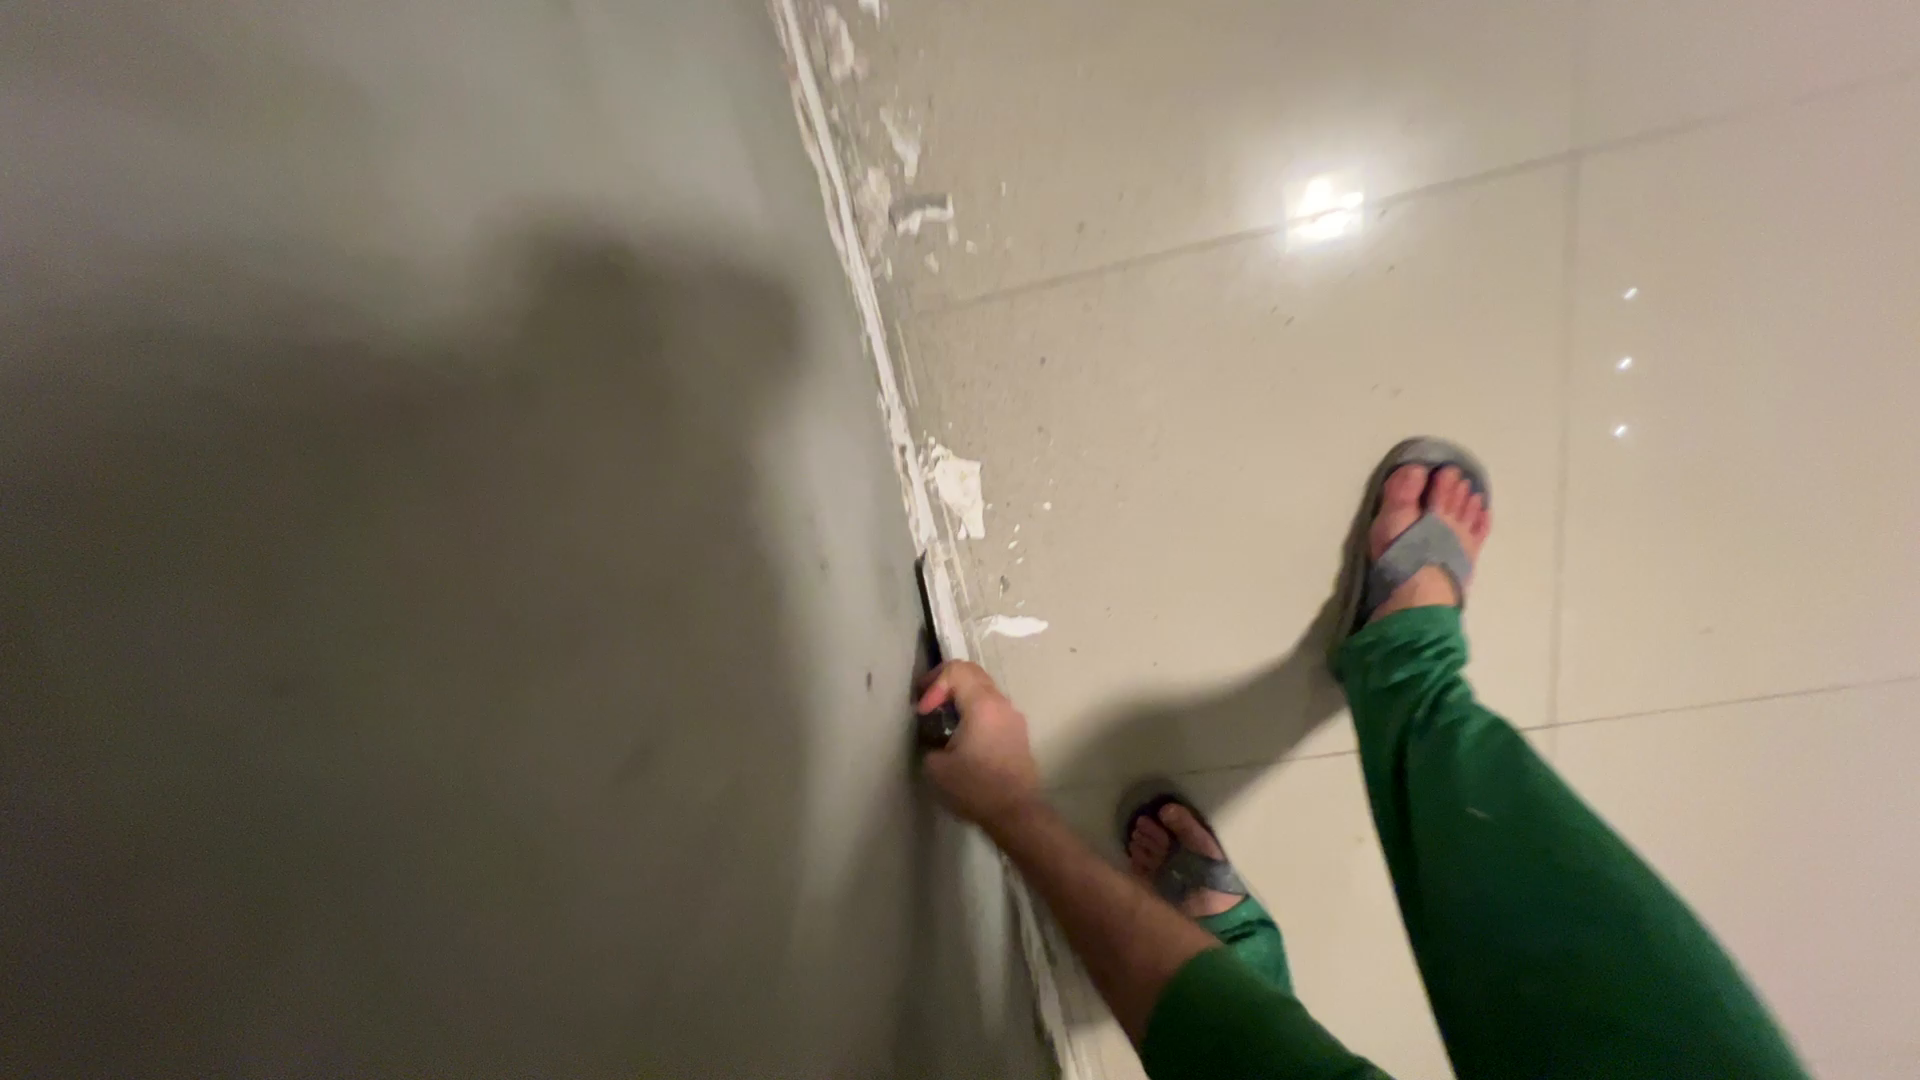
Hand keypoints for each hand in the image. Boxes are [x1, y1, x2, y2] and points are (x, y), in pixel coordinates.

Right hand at [917, 661, 1042, 830]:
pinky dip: (974, 708)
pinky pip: (993, 707)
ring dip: (961, 695)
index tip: (924, 712)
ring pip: (984, 688)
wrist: (1016, 813)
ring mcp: (1013, 716)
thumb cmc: (975, 787)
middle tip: (926, 700)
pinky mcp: (1018, 732)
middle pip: (972, 672)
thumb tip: (937, 739)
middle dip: (945, 681)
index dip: (933, 685)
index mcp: (983, 704)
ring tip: (943, 716)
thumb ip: (931, 741)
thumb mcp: (937, 767)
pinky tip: (963, 733)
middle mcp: (1001, 702)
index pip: (956, 670)